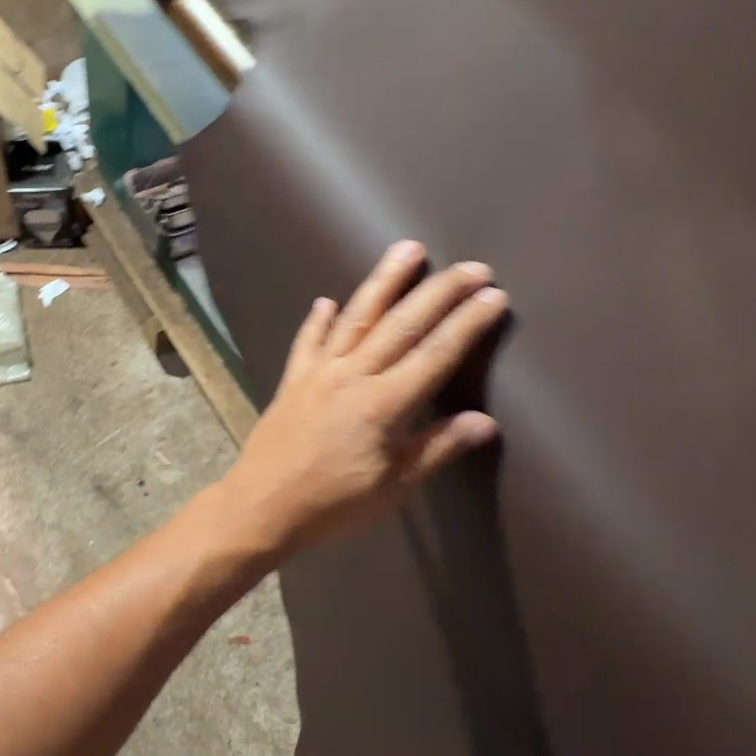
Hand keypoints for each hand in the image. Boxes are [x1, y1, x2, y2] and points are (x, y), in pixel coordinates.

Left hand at [217, 240, 508, 553]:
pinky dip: (319, 320)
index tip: (493, 294)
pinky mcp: (292, 381)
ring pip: (355, 317)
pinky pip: (308, 342)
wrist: (261, 506)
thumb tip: (484, 421)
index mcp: (383, 404)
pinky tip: (327, 301)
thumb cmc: (333, 505)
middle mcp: (351, 377)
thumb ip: (437, 449)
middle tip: (471, 266)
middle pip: (401, 324)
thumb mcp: (394, 487)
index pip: (436, 353)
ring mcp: (317, 374)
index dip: (467, 322)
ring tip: (407, 250)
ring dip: (384, 281)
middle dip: (439, 292)